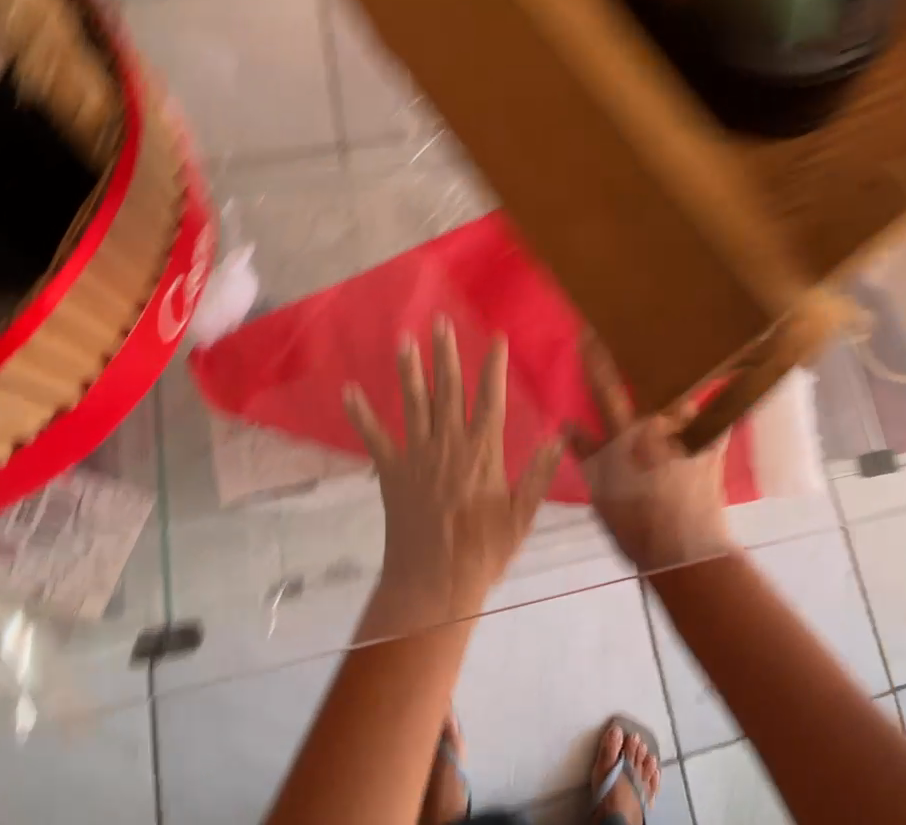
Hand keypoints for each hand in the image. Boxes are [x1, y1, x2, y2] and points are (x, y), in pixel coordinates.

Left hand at [344, 318, 559, 635]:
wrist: (434, 583)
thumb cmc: (483, 552)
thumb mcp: (521, 516)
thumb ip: (537, 475)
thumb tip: (557, 437)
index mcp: (483, 452)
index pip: (490, 399)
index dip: (494, 367)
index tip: (496, 338)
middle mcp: (449, 444)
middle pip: (448, 390)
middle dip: (446, 354)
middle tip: (440, 322)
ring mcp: (416, 456)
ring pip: (413, 403)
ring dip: (409, 370)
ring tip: (404, 339)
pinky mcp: (391, 472)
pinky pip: (374, 438)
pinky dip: (360, 414)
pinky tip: (349, 390)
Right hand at [570, 339, 736, 572]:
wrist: (686, 552)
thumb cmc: (635, 526)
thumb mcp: (601, 492)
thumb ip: (587, 453)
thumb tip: (568, 424)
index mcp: (627, 434)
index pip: (606, 387)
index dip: (596, 358)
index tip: (588, 331)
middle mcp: (660, 426)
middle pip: (650, 383)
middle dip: (642, 358)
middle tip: (639, 337)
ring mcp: (690, 435)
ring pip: (682, 397)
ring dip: (676, 383)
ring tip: (677, 362)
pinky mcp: (713, 448)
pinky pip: (714, 421)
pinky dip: (713, 410)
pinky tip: (722, 394)